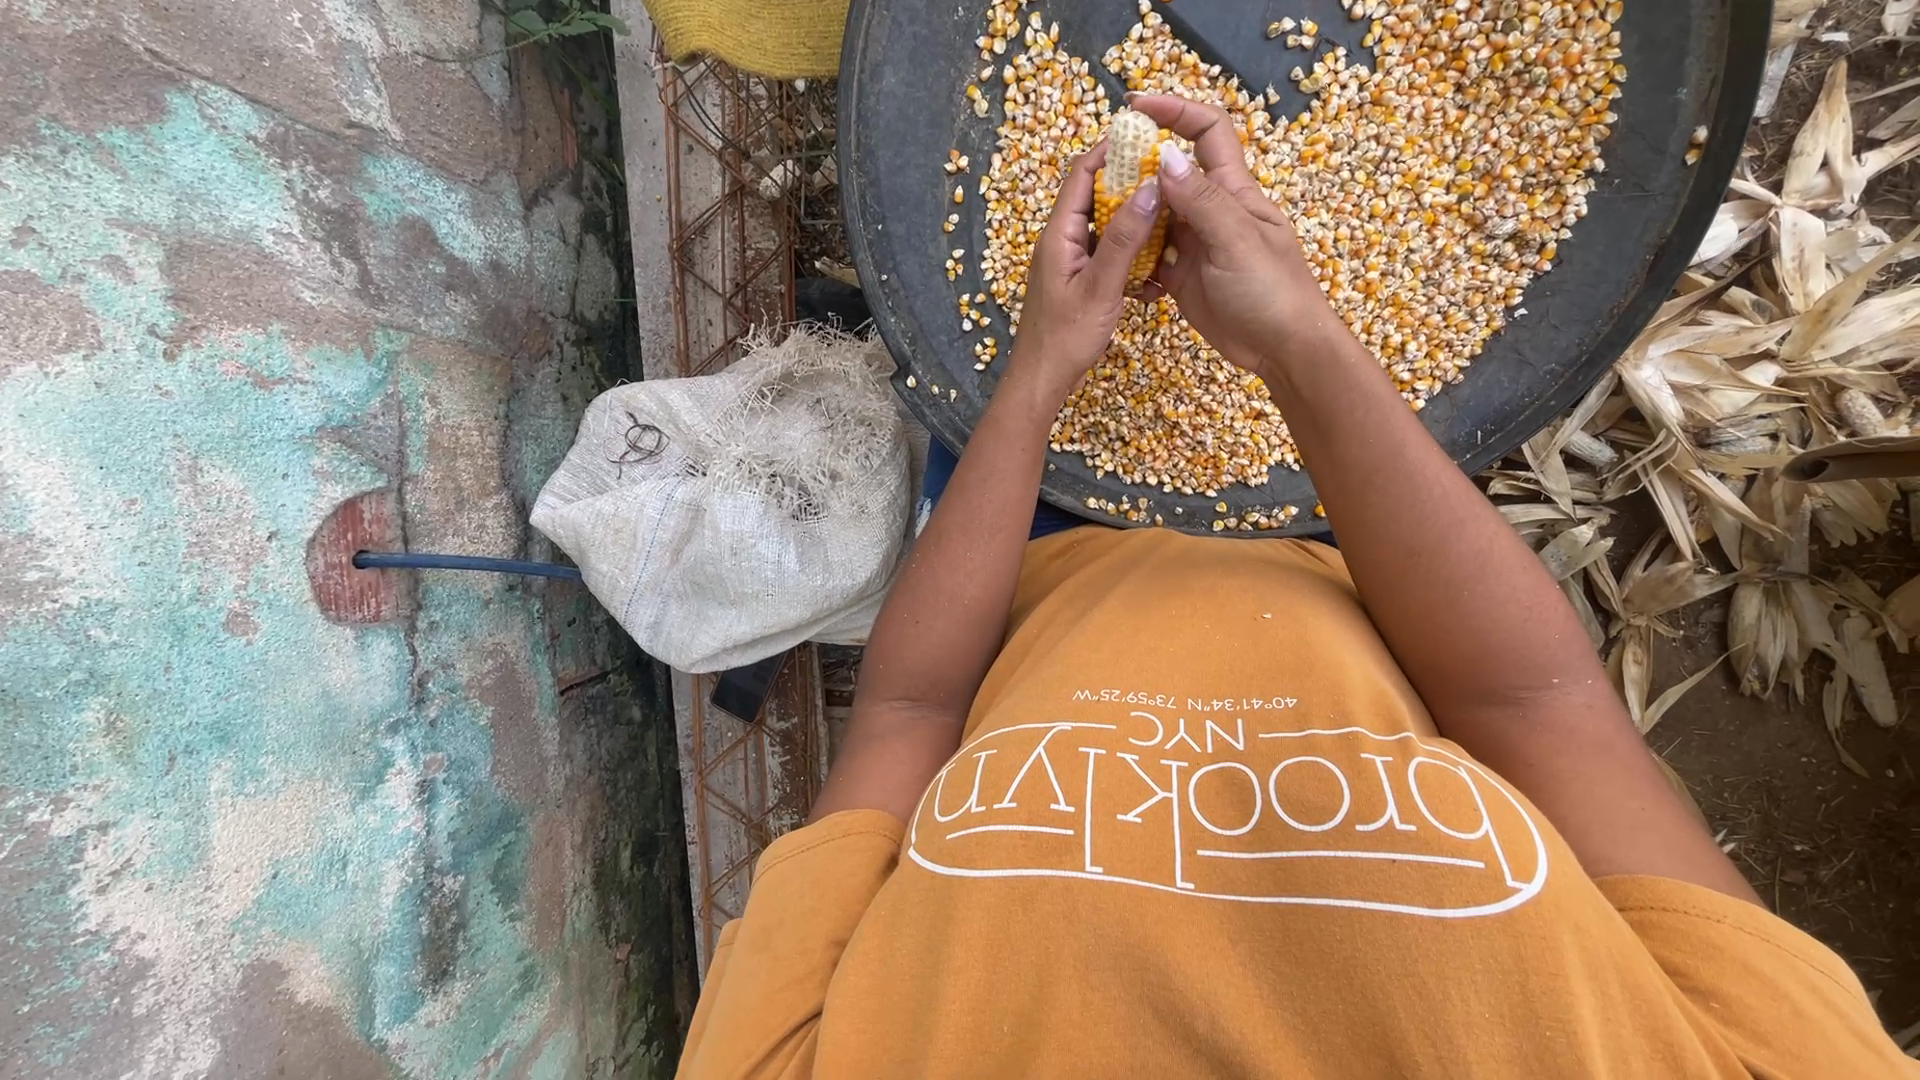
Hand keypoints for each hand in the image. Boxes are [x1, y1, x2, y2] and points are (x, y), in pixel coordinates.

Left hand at [1009, 140, 1159, 403]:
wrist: (1043, 381)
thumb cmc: (1065, 338)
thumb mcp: (1100, 286)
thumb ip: (1125, 238)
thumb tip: (1149, 187)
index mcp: (1058, 235)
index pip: (1082, 174)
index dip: (1111, 151)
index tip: (1146, 137)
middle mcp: (1062, 242)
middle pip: (1097, 198)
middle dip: (1131, 187)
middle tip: (1170, 179)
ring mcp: (1070, 263)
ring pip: (1107, 230)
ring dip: (1136, 229)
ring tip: (1170, 226)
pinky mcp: (1080, 283)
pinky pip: (1108, 259)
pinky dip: (1130, 261)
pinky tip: (1153, 278)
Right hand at [1128, 95, 1340, 379]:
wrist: (1281, 349)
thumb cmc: (1271, 290)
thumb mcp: (1236, 240)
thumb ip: (1201, 200)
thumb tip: (1165, 157)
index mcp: (1233, 191)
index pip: (1207, 132)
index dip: (1175, 111)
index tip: (1135, 108)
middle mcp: (1212, 211)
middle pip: (1172, 174)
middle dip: (1138, 166)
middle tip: (1101, 172)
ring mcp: (1196, 245)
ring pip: (1156, 216)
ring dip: (1130, 212)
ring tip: (1098, 214)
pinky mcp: (1183, 276)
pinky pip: (1151, 256)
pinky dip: (1133, 254)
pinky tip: (1114, 258)